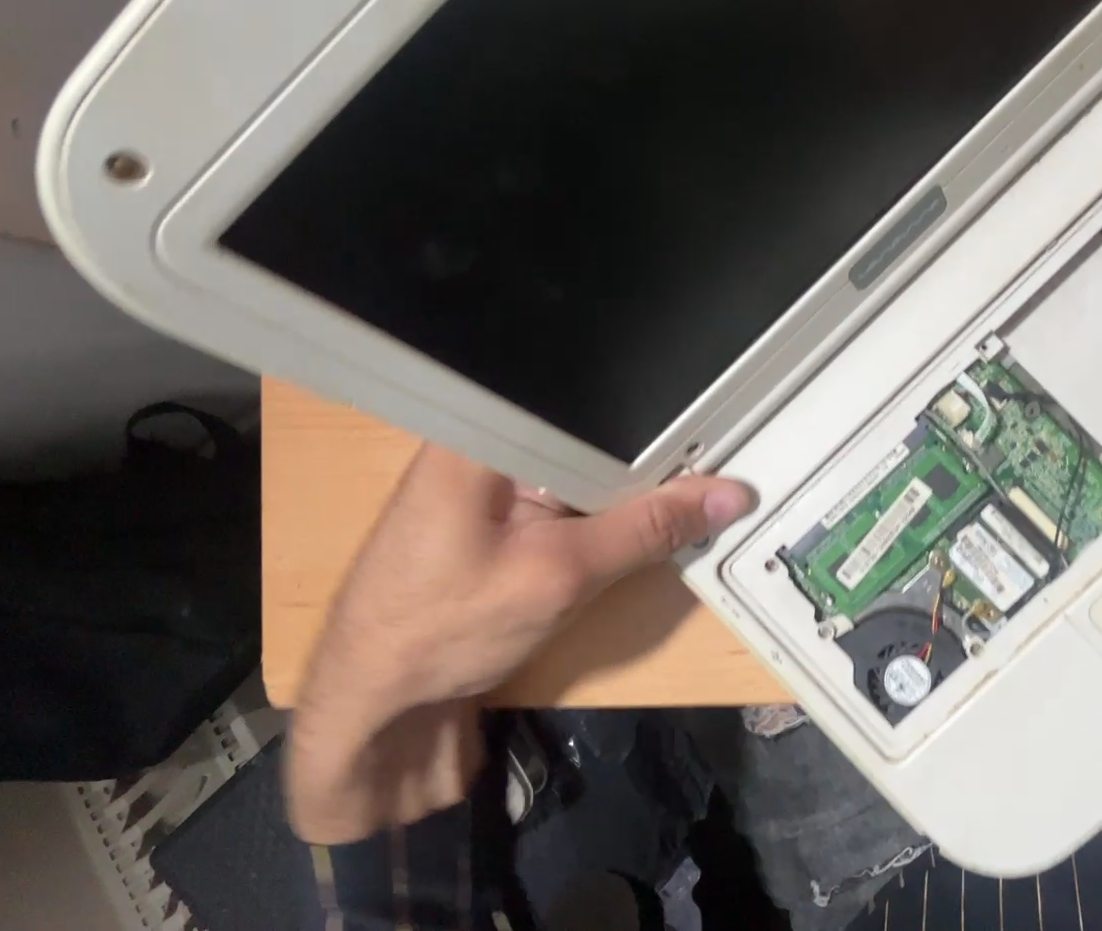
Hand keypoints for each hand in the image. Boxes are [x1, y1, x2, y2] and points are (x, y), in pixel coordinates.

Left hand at [284, 445, 753, 842]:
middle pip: (587, 427)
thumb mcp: (561, 574)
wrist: (373, 703)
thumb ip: (646, 529)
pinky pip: (565, 491)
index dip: (654, 414)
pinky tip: (632, 521)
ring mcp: (489, 474)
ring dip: (625, 487)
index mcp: (484, 430)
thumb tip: (728, 494)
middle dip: (644, 452)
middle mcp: (484, 438)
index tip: (713, 432)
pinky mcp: (496, 507)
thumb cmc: (445, 631)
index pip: (589, 398)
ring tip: (687, 489)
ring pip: (582, 462)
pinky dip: (600, 509)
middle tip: (711, 466)